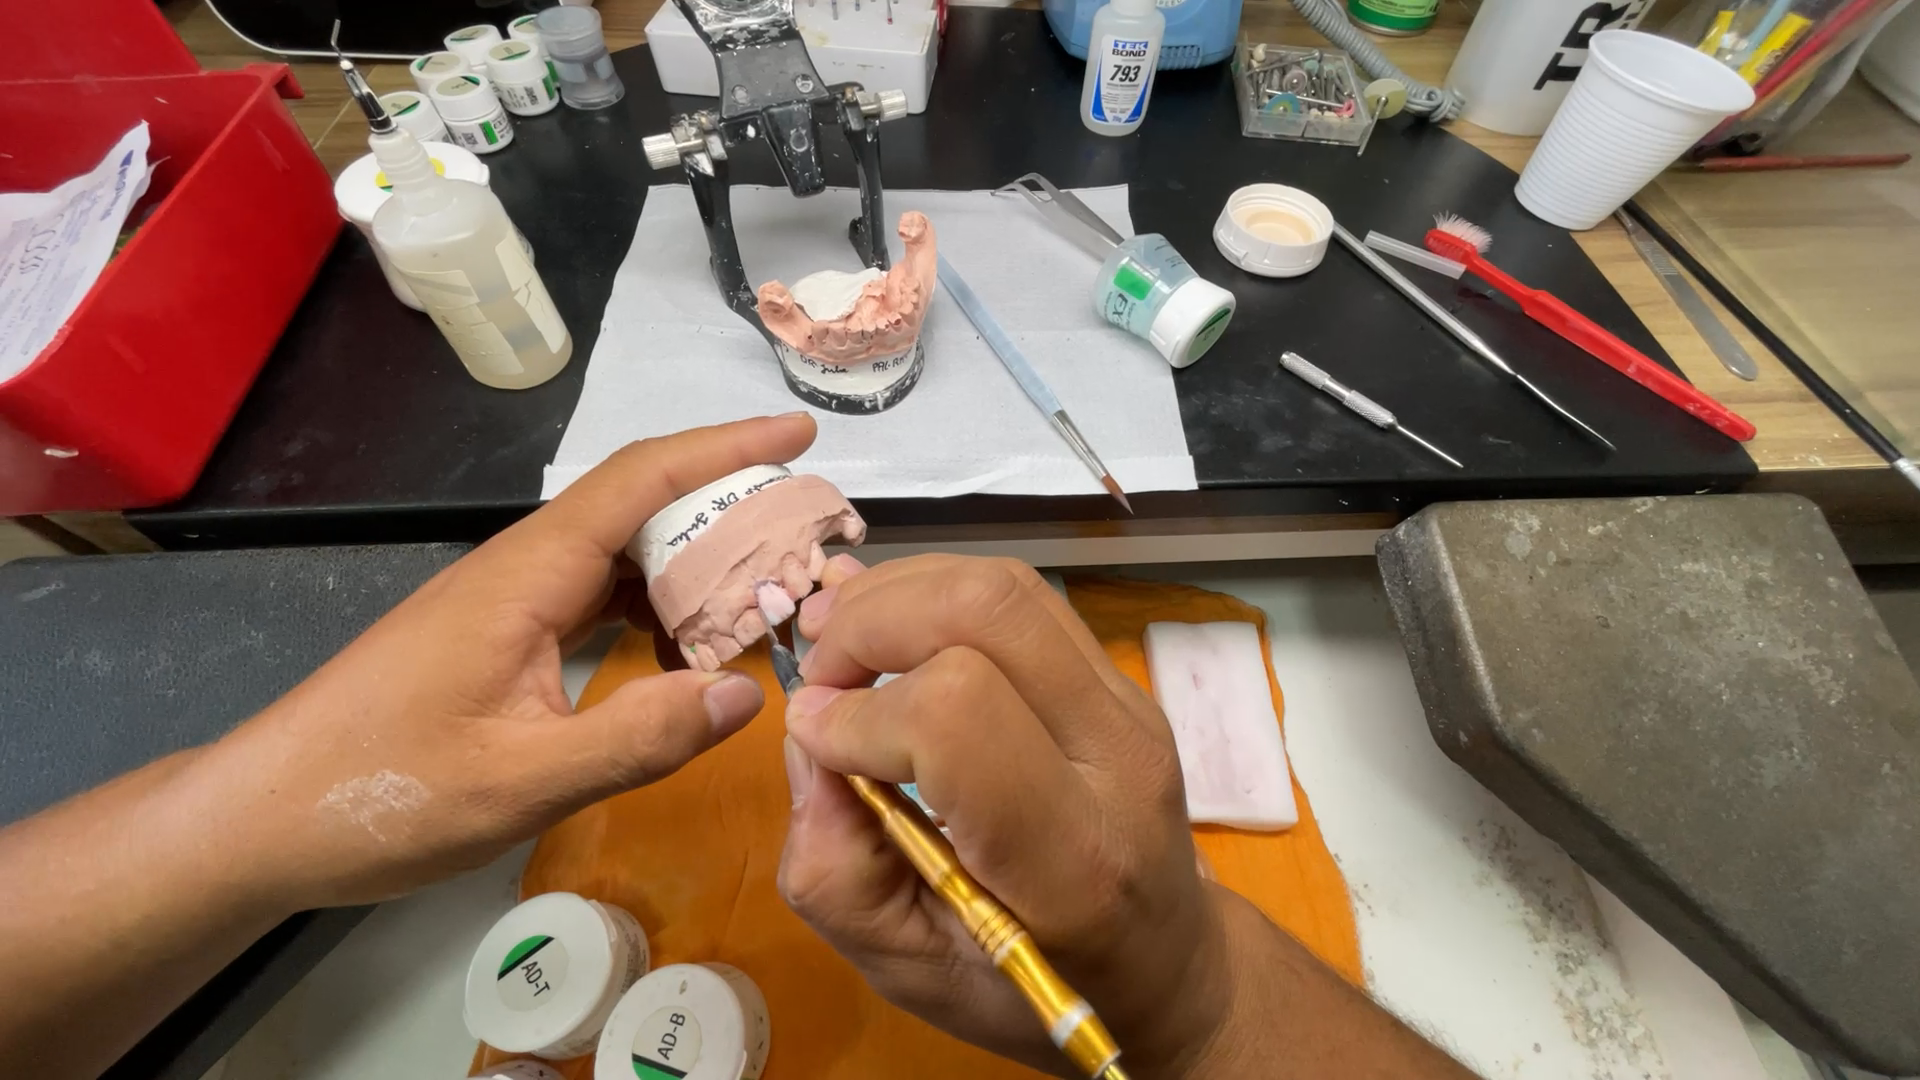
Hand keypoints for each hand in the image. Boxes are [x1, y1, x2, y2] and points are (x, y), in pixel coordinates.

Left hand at [198, 414, 816, 910]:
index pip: (642, 479)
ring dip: (704, 554)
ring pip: (632, 548)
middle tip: (810, 528)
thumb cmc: (373, 795)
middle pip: (647, 502)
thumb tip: (747, 692)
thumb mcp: (517, 783)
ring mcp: (521, 595)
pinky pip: (611, 591)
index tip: (796, 438)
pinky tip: (696, 640)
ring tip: (773, 580)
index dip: (725, 448)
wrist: (257, 823)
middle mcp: (530, 565)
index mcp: (529, 572)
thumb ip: (636, 739)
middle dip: (734, 501)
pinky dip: (667, 601)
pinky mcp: (516, 627)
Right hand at [776, 555, 1235, 1076]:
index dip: (865, 714)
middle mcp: (1115, 752)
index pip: (959, 716)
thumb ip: (837, 872)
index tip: (816, 738)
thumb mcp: (912, 971)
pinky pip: (1018, 595)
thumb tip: (811, 737)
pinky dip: (934, 588)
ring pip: (1004, 585)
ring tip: (837, 629)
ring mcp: (1125, 699)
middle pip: (988, 611)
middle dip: (875, 620)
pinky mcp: (1113, 675)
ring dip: (898, 590)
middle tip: (819, 668)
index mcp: (1071, 855)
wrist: (1161, 957)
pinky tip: (886, 616)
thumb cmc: (1034, 984)